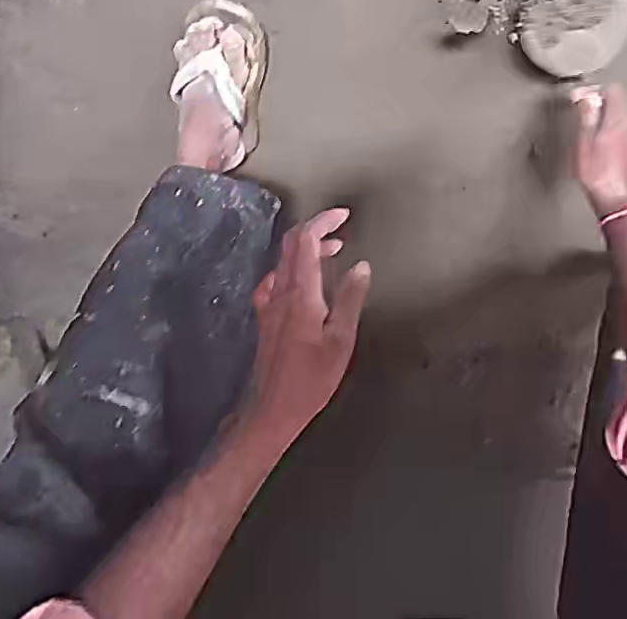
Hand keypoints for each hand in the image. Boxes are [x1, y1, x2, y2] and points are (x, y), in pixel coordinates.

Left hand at [240, 208, 370, 446]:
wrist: (272, 410)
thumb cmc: (311, 379)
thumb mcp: (341, 341)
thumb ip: (350, 299)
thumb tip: (361, 265)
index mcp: (301, 293)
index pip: (306, 241)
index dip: (323, 221)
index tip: (343, 215)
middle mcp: (280, 291)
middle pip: (291, 244)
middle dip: (315, 227)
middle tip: (340, 227)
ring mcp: (269, 303)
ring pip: (284, 259)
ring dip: (307, 247)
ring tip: (333, 250)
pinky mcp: (265, 316)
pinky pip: (276, 278)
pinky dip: (293, 267)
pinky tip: (304, 279)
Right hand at [571, 84, 626, 218]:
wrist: (619, 201)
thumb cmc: (600, 176)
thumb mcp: (584, 142)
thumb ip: (586, 115)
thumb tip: (585, 96)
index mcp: (618, 119)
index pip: (612, 89)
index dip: (593, 89)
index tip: (578, 97)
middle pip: (622, 96)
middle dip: (602, 96)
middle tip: (584, 103)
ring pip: (625, 109)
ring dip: (608, 108)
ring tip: (590, 118)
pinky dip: (613, 121)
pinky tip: (601, 133)